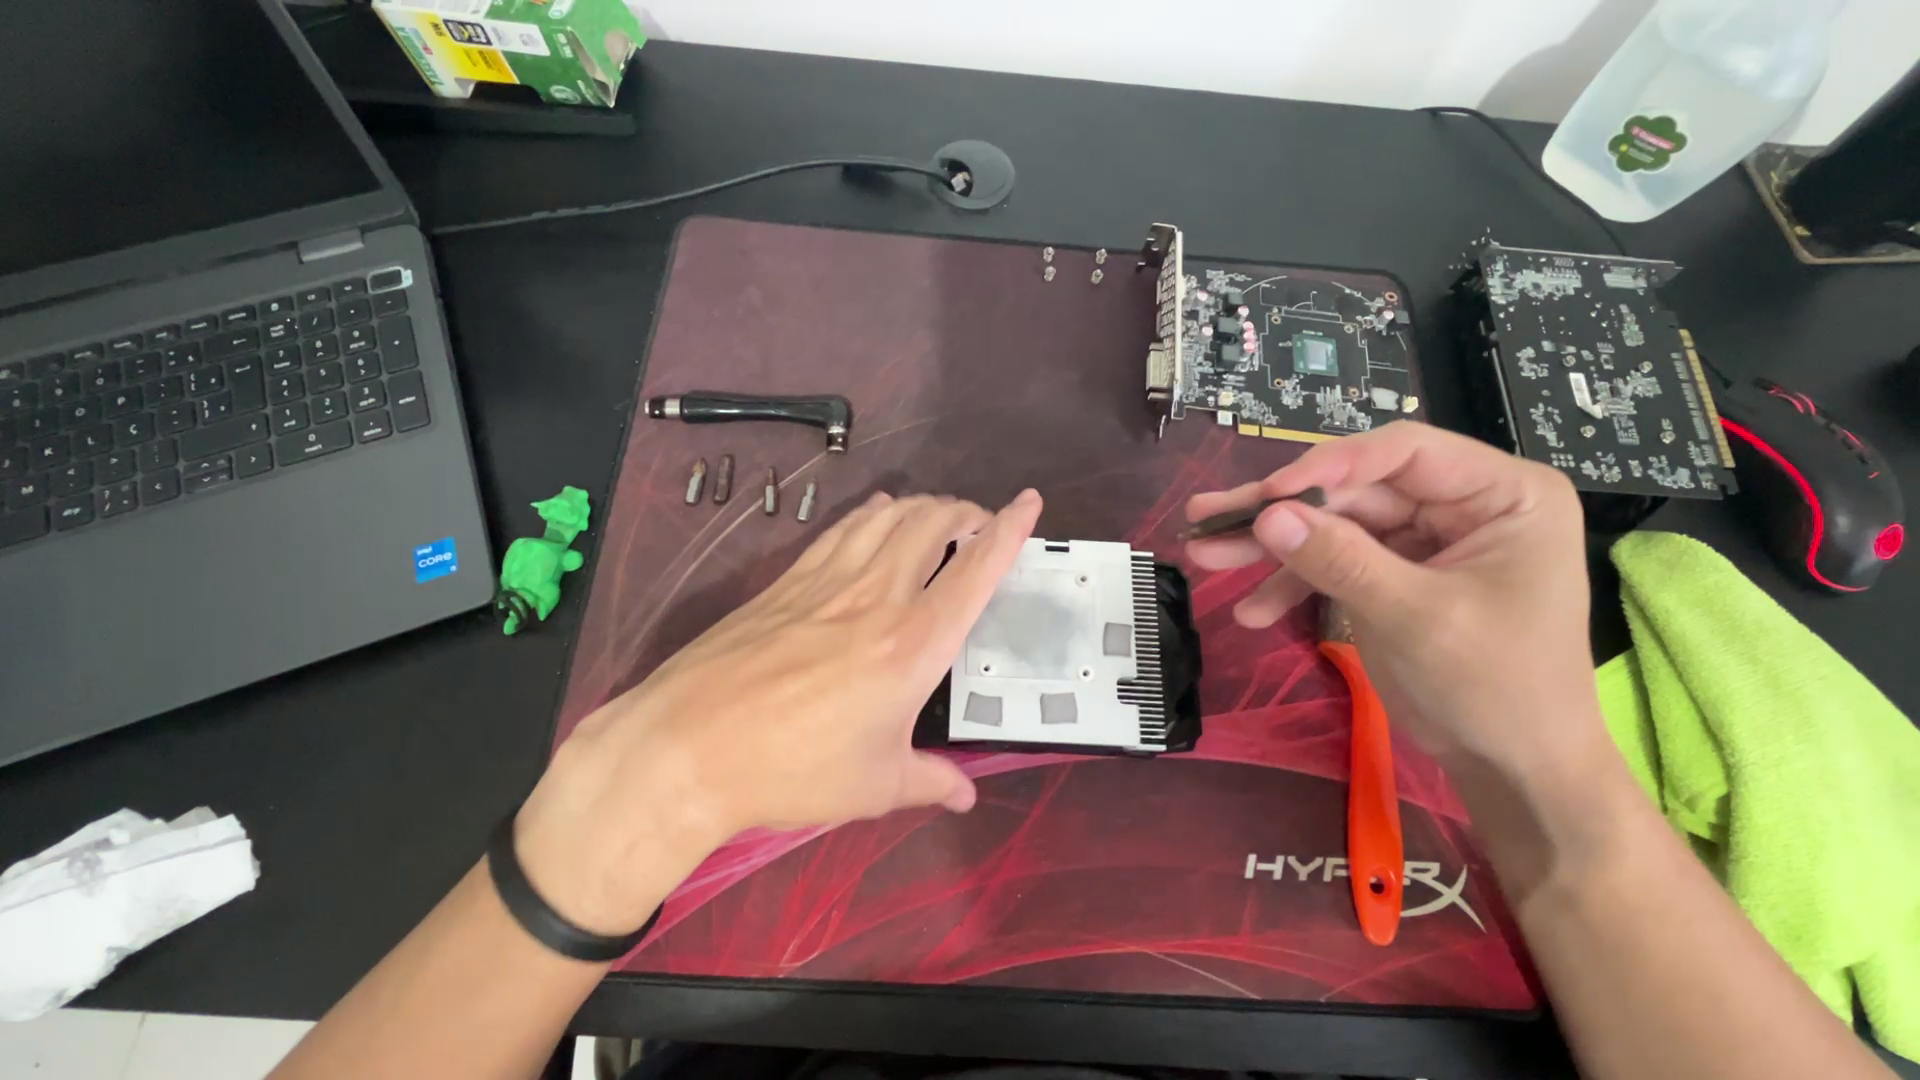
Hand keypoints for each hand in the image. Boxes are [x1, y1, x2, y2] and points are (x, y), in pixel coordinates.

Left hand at [514, 490, 1042, 932]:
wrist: (689, 746)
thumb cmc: (793, 769)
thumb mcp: (874, 786)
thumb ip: (929, 781)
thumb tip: (964, 795)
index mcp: (913, 645)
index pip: (975, 571)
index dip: (1009, 530)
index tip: (1029, 502)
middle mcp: (877, 597)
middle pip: (932, 524)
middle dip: (965, 510)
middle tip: (978, 523)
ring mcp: (827, 581)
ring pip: (888, 516)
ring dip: (922, 506)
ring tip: (937, 516)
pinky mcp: (787, 581)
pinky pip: (843, 529)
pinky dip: (872, 514)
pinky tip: (876, 517)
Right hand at [1184, 422, 1602, 770]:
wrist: (1514, 767)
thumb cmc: (1495, 687)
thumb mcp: (1416, 617)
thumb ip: (1340, 560)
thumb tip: (1267, 515)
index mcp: (1502, 494)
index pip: (1403, 454)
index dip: (1328, 467)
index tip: (1265, 495)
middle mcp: (1460, 505)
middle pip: (1354, 491)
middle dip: (1281, 513)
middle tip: (1205, 517)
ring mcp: (1423, 541)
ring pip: (1332, 526)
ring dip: (1271, 547)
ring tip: (1203, 553)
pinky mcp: (1393, 576)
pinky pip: (1334, 565)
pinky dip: (1292, 586)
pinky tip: (1254, 612)